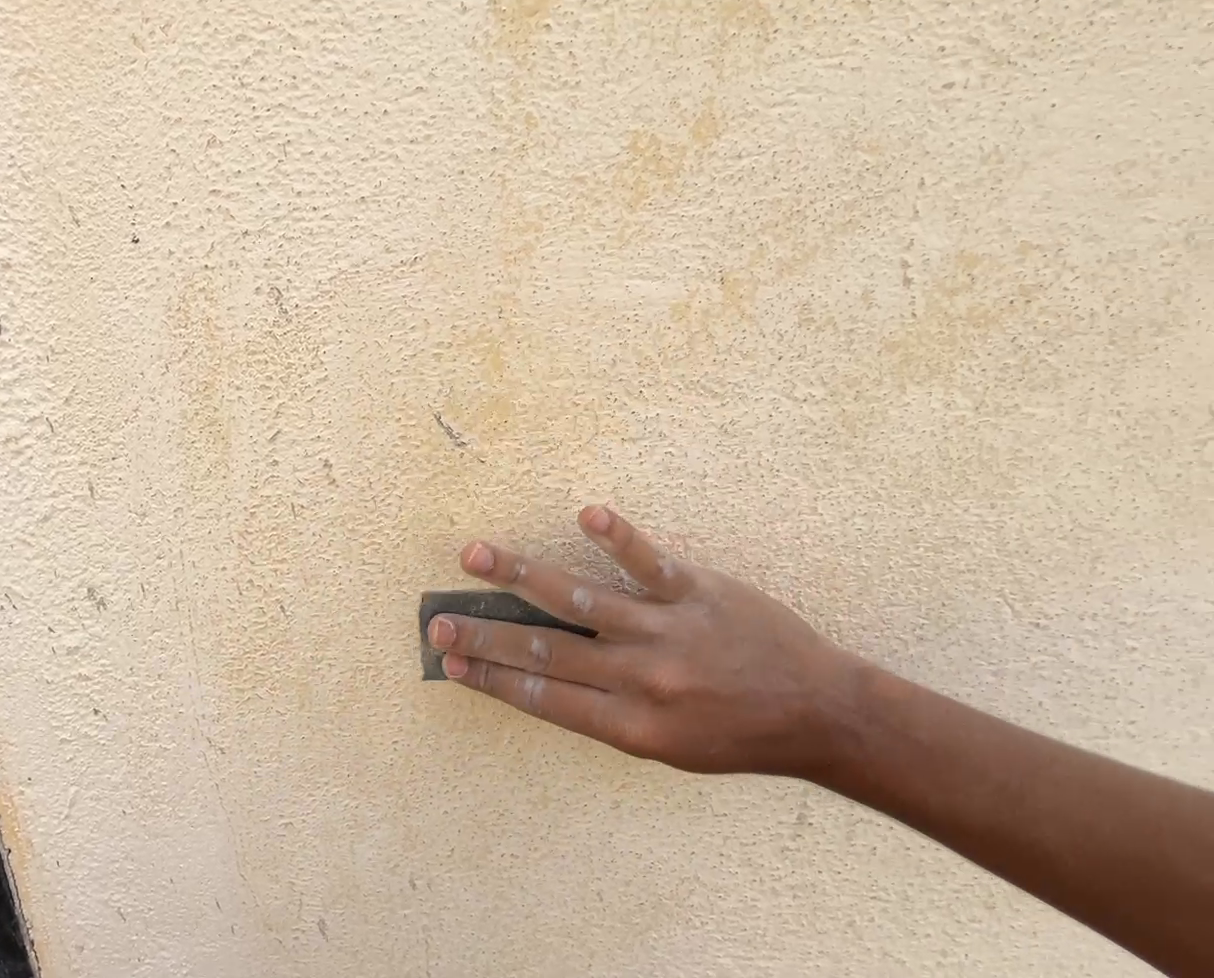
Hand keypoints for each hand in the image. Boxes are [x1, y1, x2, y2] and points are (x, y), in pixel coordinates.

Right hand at [428, 506, 869, 776]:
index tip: (448, 662)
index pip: (539, 696)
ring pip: (580, 599)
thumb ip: (601, 713)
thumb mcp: (665, 748)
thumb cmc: (735, 735)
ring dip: (521, 574)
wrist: (824, 716)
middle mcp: (642, 679)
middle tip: (437, 623)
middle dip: (483, 636)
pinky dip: (618, 539)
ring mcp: (668, 632)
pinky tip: (588, 514)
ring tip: (475, 554)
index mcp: (629, 726)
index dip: (487, 677)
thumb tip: (536, 679)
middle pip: (543, 652)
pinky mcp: (700, 593)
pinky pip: (652, 563)